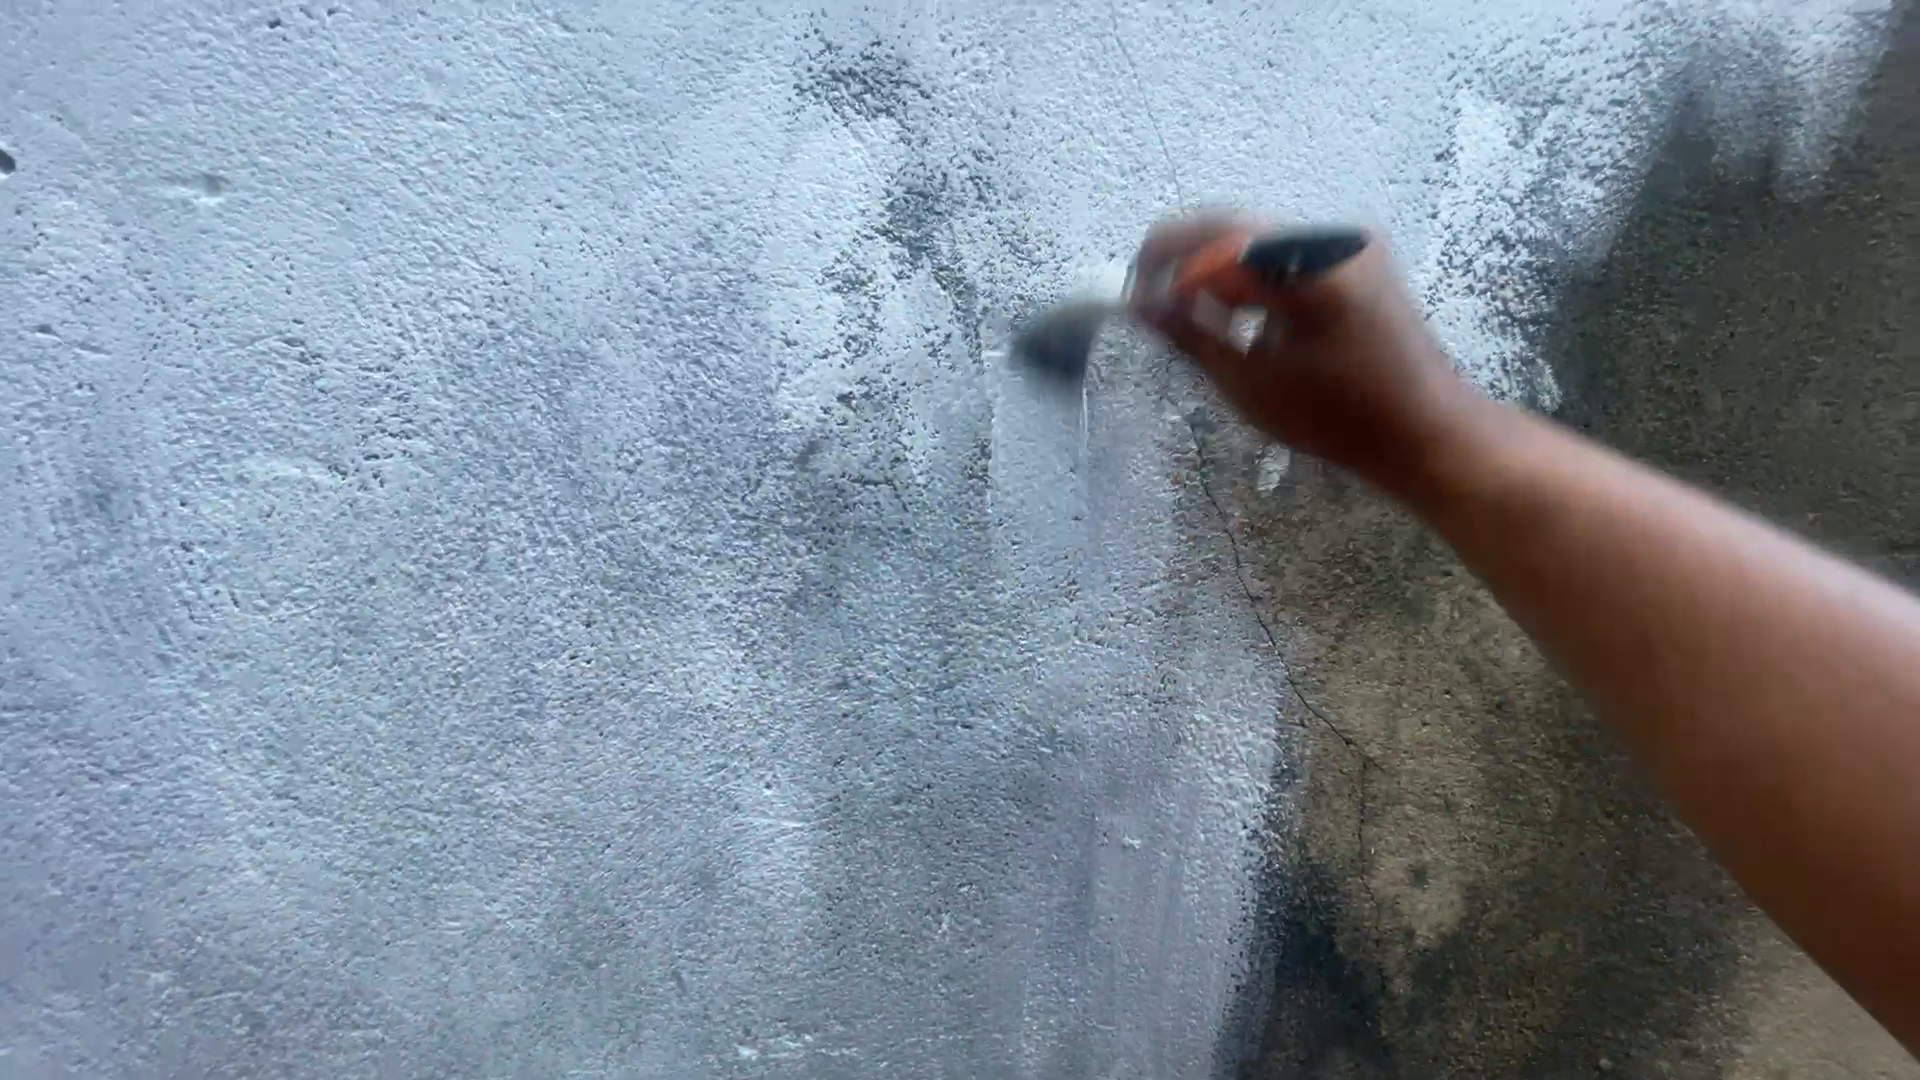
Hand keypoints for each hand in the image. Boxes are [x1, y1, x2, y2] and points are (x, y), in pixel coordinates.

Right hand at [1131, 215, 1478, 494]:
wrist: (1424, 429)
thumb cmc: (1336, 419)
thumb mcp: (1249, 384)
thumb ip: (1191, 337)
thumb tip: (1140, 306)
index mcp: (1310, 267)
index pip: (1214, 238)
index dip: (1162, 262)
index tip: (1132, 300)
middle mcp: (1333, 238)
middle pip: (1234, 227)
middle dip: (1183, 263)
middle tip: (1150, 305)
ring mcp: (1349, 243)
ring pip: (1256, 238)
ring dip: (1214, 270)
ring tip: (1190, 319)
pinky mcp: (1354, 258)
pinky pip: (1283, 252)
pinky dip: (1248, 277)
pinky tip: (1236, 317)